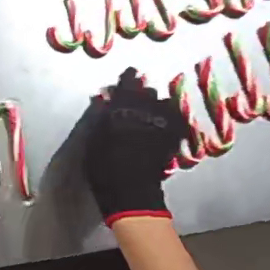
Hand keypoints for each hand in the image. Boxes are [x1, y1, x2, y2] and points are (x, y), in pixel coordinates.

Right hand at [81, 67, 184, 222]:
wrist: (130, 192)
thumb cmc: (104, 168)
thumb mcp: (94, 141)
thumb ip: (100, 117)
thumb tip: (103, 98)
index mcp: (123, 107)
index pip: (128, 81)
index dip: (126, 78)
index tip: (125, 77)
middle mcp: (146, 109)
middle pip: (148, 91)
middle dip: (142, 93)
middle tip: (135, 99)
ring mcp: (163, 122)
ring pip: (165, 103)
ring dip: (158, 105)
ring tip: (151, 112)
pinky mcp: (174, 136)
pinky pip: (176, 120)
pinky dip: (170, 120)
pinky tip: (164, 125)